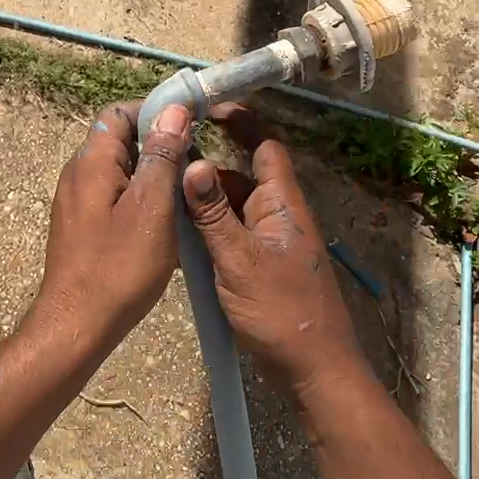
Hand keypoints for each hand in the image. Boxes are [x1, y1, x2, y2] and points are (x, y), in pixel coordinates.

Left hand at [29, 100, 193, 340]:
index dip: (156, 112)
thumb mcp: (152, 208)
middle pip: (121, 139)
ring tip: (185, 195)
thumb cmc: (118, 266)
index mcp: (91, 161)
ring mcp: (76, 200)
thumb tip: (174, 110)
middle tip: (195, 165)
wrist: (78, 324)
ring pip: (120, 170)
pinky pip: (114, 196)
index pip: (120, 112)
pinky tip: (165, 223)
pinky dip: (140, 199)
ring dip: (153, 175)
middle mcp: (78, 173)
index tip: (192, 127)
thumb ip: (162, 156)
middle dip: (159, 145)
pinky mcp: (82, 224)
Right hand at [181, 105, 369, 394]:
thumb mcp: (238, 259)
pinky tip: (180, 236)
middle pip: (241, 175)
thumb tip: (191, 162)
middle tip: (165, 156)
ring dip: (204, 200)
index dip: (240, 120)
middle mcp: (278, 215)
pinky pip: (232, 233)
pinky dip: (209, 228)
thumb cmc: (280, 312)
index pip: (265, 145)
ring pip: (233, 206)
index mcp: (281, 204)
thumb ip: (212, 213)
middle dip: (207, 164)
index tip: (206, 107)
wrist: (314, 372)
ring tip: (163, 196)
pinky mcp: (261, 266)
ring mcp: (271, 242)